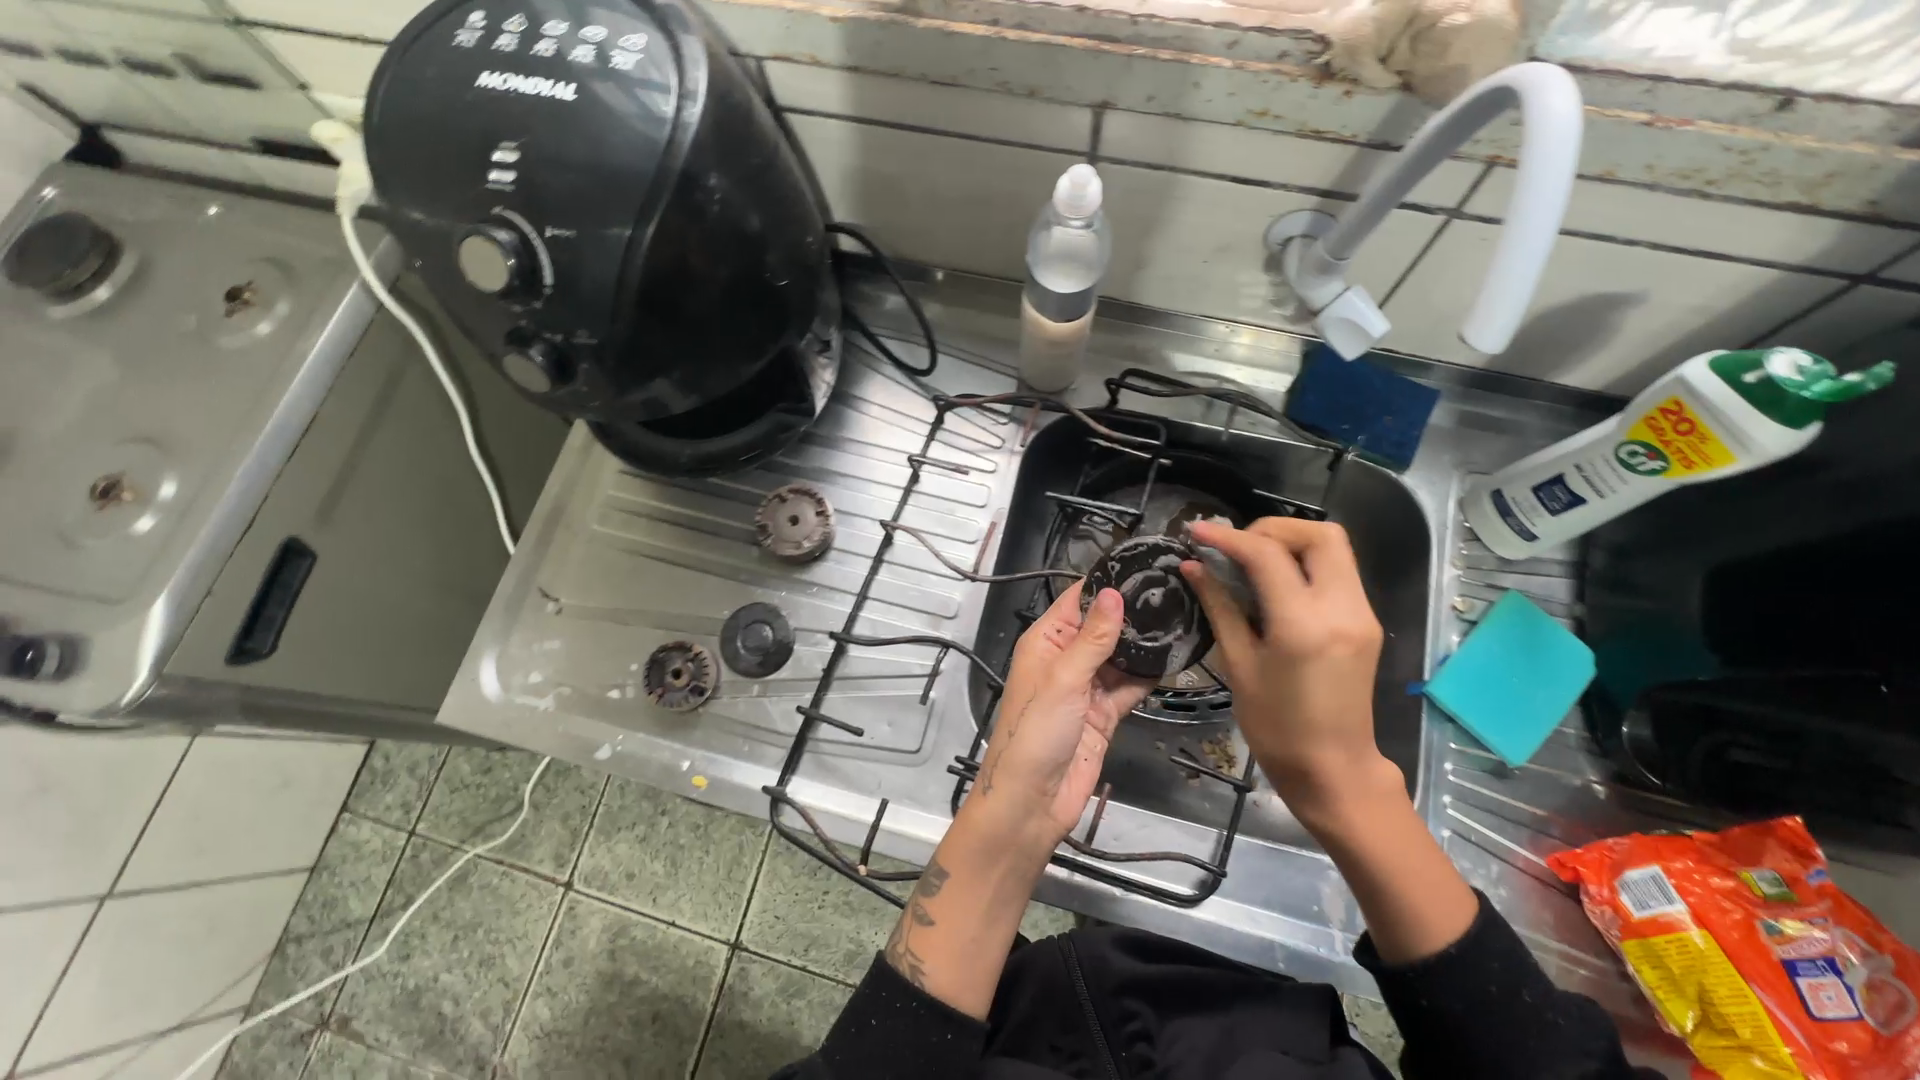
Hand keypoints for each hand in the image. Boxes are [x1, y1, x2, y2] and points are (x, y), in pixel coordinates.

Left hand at [970, 581, 1154, 849]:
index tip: (1144, 563)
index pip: (1077, 600)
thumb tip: (1115, 593)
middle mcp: (1066, 658)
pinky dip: (1148, 676)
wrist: (1033, 800)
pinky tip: (1175, 658)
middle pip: (1103, 626)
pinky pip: (1129, 686)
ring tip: (1184, 617)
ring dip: (1145, 644)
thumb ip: (1093, 637)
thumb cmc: (1037, 730)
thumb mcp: (1064, 678)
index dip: (1106, 582)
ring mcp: (1087, 687)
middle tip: (1177, 589)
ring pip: (1120, 656)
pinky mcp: (1104, 713)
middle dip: (1133, 612)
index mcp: (1045, 642)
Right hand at [1180, 518, 1391, 802]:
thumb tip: (1193, 567)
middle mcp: (1342, 609)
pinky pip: (1339, 572)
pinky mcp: (1366, 622)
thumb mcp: (1238, 665)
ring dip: (1292, 542)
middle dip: (1272, 528)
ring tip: (1252, 559)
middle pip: (1318, 534)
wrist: (1333, 768)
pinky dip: (1306, 563)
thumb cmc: (1275, 727)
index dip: (1228, 537)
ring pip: (1335, 548)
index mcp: (1303, 624)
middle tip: (1235, 546)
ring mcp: (1362, 613)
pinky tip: (1275, 582)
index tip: (1197, 531)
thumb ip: (1219, 607)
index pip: (1267, 555)